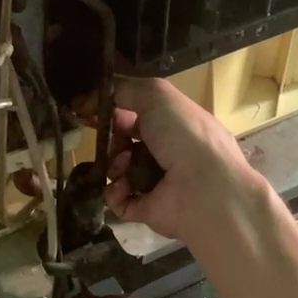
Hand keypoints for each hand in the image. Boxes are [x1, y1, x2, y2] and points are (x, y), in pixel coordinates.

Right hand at [103, 78, 281, 249]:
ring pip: (118, 169)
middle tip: (116, 141)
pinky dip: (115, 192)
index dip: (114, 112)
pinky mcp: (146, 209)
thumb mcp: (158, 96)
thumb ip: (127, 89)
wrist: (205, 189)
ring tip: (123, 165)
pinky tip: (123, 186)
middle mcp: (167, 152)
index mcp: (174, 125)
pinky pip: (118, 199)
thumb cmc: (185, 135)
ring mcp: (156, 183)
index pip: (137, 116)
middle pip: (124, 142)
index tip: (91, 112)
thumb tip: (98, 96)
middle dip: (112, 139)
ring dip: (114, 164)